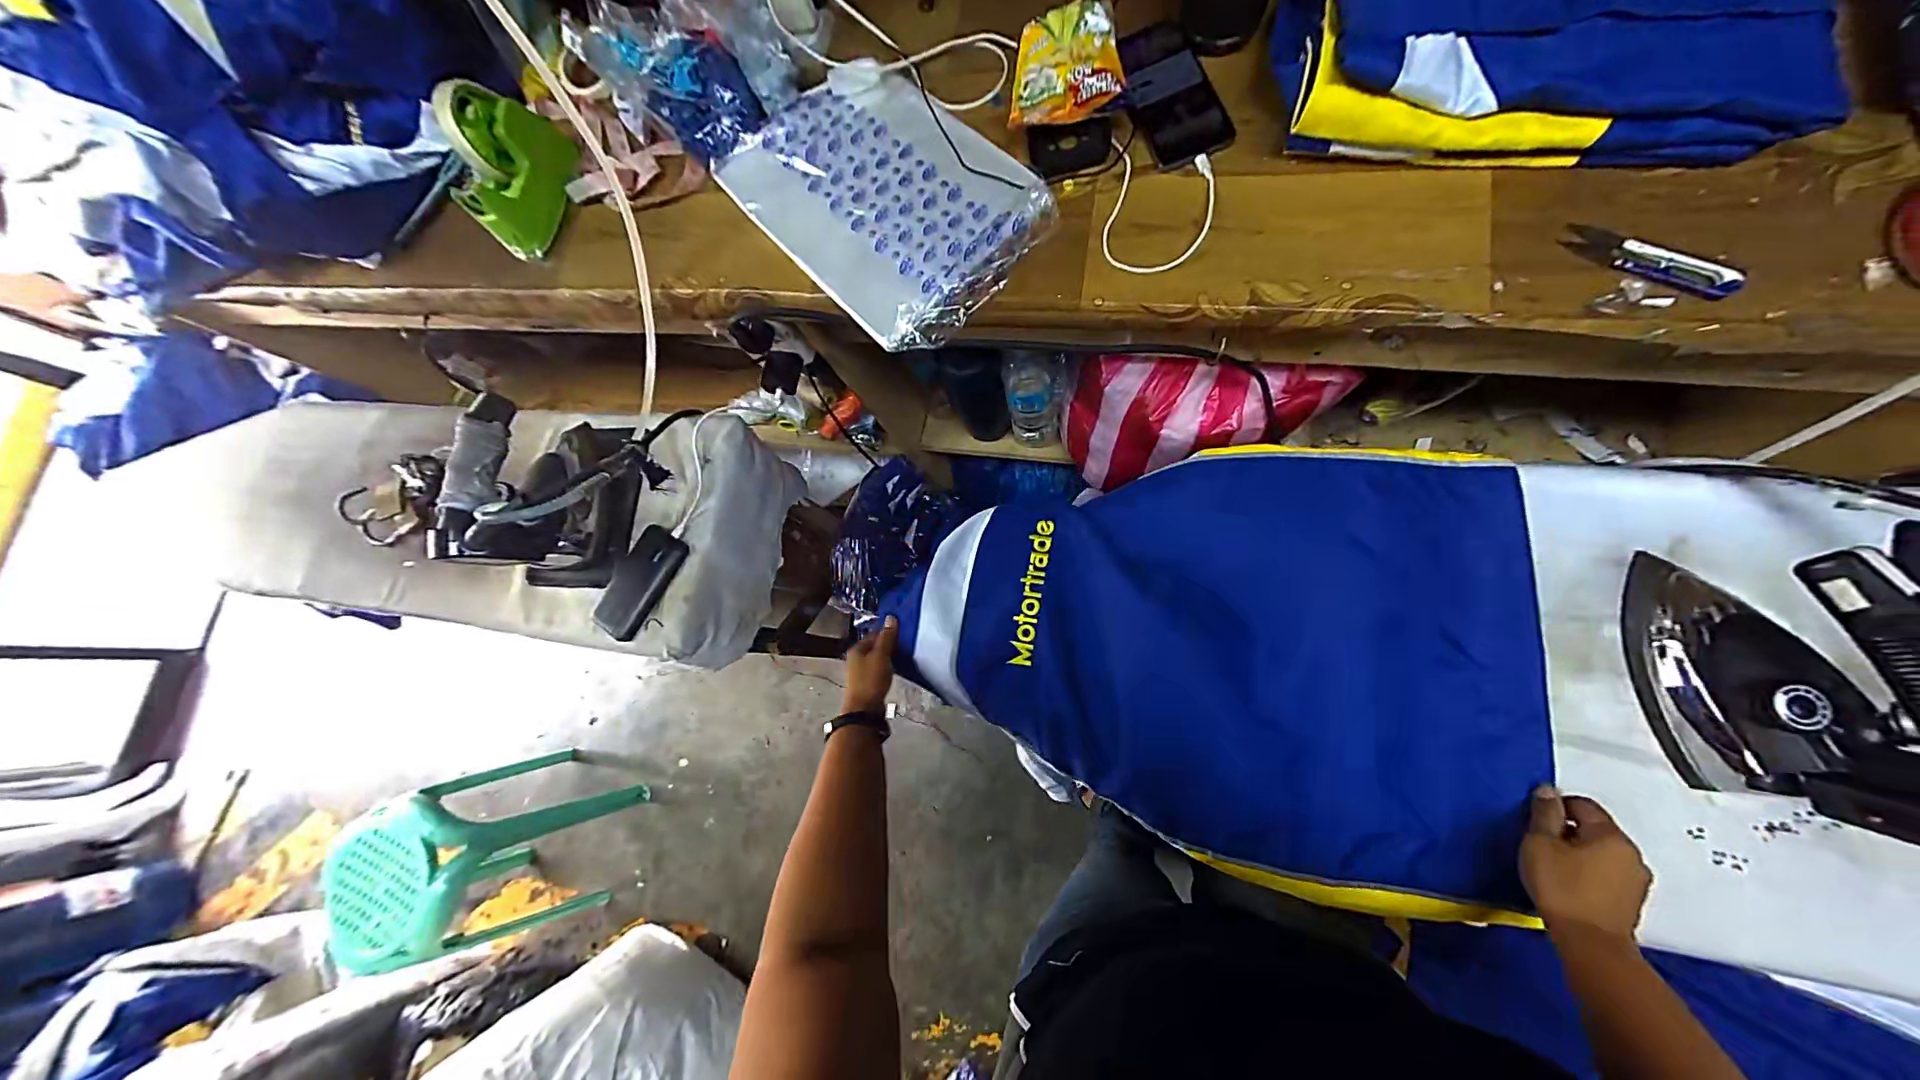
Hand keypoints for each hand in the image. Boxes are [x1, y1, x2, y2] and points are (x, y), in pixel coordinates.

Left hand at [842, 616, 897, 715]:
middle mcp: (856, 658)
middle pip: (875, 646)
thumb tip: (891, 617)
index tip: (903, 631)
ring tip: (904, 655)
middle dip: (889, 644)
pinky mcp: (868, 682)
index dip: (888, 631)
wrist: (864, 709)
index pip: (874, 633)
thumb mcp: (881, 656)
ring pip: (878, 658)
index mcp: (857, 648)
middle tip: (906, 643)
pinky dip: (888, 667)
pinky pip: (879, 669)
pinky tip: (897, 669)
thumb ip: (887, 637)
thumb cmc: (871, 680)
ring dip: (889, 656)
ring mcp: (861, 671)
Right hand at [1520, 786, 1651, 943]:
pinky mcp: (1632, 899)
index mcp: (1612, 836)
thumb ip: (1544, 813)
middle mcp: (1632, 855)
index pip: (1582, 804)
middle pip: (1595, 828)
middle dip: (1568, 829)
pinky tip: (1570, 881)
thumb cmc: (1561, 887)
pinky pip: (1608, 871)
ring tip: (1554, 863)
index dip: (1555, 806)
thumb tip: (1548, 792)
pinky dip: (1589, 869)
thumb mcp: (1540, 842)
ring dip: (1579, 850)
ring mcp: (1637, 880)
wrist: (1589, 942)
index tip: (1535, 820)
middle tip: (1541, 842)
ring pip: (1602, 851)